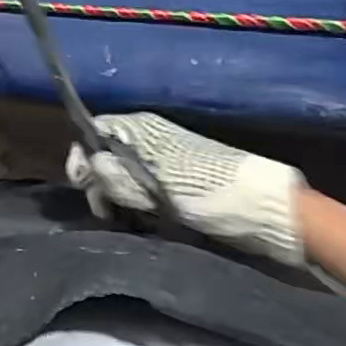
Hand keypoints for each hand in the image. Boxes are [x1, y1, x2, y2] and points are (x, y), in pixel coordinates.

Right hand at [66, 113, 306, 264]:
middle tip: (105, 211)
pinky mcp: (177, 179)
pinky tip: (142, 218)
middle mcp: (147, 137)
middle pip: (104, 155)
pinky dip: (136, 202)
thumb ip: (108, 173)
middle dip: (100, 182)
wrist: (264, 209)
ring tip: (124, 218)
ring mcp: (163, 158)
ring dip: (118, 196)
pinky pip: (141, 186)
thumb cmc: (203, 191)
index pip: (91, 132)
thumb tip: (85, 168)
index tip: (81, 185)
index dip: (81, 158)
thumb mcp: (147, 183)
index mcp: (138, 127)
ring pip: (122, 173)